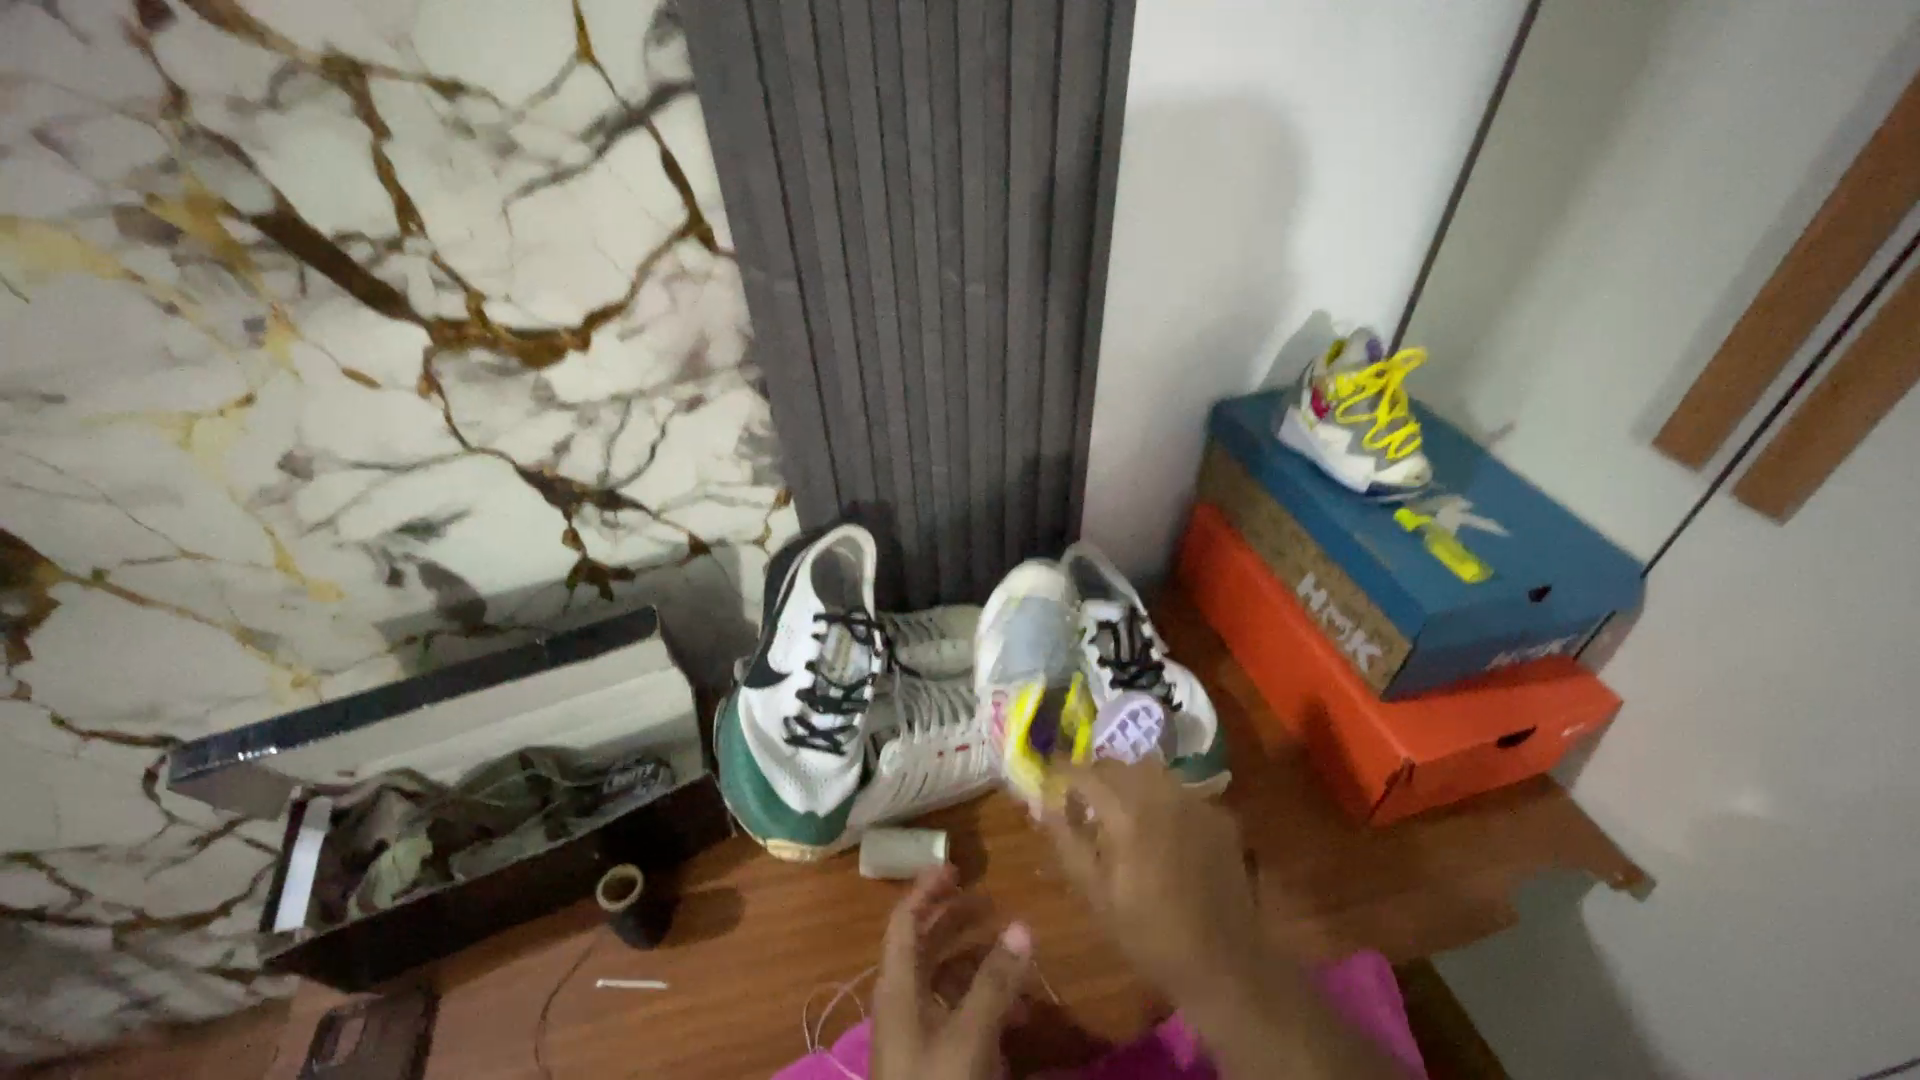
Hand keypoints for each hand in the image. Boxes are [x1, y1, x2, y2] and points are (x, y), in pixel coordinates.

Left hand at [873, 865, 1032, 1079]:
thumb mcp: (970, 1034)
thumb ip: (995, 980)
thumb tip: (1022, 924)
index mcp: (898, 983)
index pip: (905, 919)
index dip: (927, 890)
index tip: (955, 867)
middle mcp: (901, 999)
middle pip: (924, 944)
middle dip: (956, 919)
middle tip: (990, 901)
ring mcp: (913, 1030)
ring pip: (943, 978)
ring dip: (976, 962)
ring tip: (1014, 958)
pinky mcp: (928, 1057)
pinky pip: (954, 1010)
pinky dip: (982, 1000)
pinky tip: (1016, 1012)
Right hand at [1042, 761, 1258, 1002]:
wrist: (1220, 963)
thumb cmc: (1147, 933)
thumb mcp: (1094, 892)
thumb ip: (1067, 840)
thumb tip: (1046, 804)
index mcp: (1127, 812)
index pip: (1084, 772)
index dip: (1061, 774)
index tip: (1050, 784)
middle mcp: (1163, 794)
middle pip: (1118, 765)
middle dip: (1095, 777)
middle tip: (1083, 802)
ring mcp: (1196, 801)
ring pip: (1152, 772)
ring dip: (1129, 782)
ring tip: (1121, 812)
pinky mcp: (1220, 816)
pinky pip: (1180, 791)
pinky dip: (1162, 799)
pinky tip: (1161, 829)